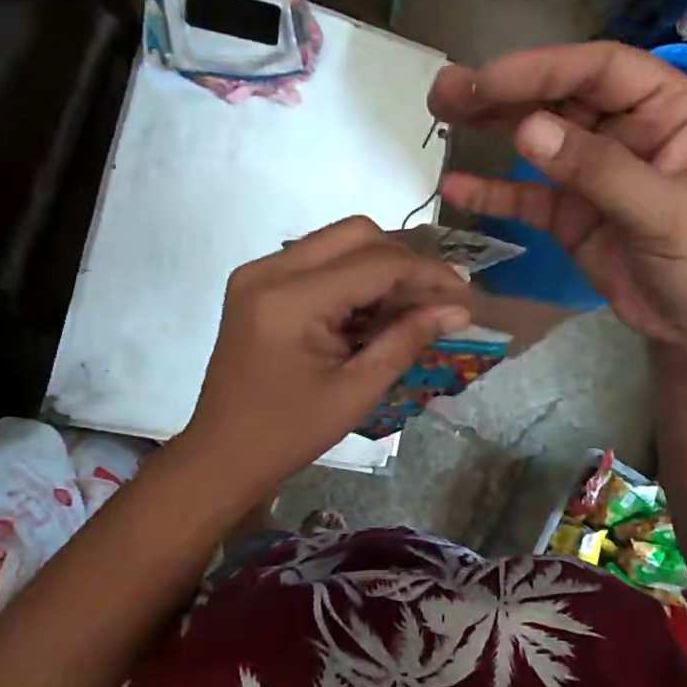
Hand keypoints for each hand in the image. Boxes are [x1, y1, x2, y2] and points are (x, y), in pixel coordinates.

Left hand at [181, 217, 472, 488]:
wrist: (222, 453)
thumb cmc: (289, 433)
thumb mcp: (355, 392)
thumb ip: (406, 340)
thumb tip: (458, 310)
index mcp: (291, 299)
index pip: (376, 263)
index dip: (427, 274)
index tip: (464, 293)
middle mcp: (269, 269)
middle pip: (356, 234)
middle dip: (404, 260)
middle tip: (437, 296)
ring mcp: (257, 272)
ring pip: (336, 241)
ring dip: (378, 264)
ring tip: (411, 303)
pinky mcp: (256, 283)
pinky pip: (316, 260)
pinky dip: (351, 275)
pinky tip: (372, 307)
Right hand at [428, 41, 686, 346]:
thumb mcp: (666, 212)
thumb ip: (598, 170)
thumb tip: (525, 129)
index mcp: (671, 110)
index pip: (601, 71)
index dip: (542, 69)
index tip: (486, 80)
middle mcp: (630, 132)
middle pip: (561, 99)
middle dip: (505, 93)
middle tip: (445, 91)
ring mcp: (597, 175)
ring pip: (540, 141)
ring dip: (492, 129)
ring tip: (441, 117)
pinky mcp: (574, 215)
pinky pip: (530, 196)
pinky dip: (495, 192)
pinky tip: (457, 187)